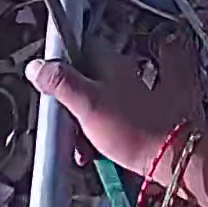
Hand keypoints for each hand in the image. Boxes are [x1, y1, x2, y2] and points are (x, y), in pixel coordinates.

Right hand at [23, 39, 202, 182]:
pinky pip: (107, 122)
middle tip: (69, 128)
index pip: (79, 49)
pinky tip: (96, 153)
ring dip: (82, 126)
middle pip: (84, 81)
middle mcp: (122, 73)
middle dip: (70, 106)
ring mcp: (130, 95)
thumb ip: (61, 83)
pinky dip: (97, 136)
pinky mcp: (136, 117)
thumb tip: (37, 65)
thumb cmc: (133, 129)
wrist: (170, 157)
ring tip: (83, 148)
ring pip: (94, 104)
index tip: (51, 87)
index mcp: (110, 62)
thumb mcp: (87, 104)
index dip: (61, 67)